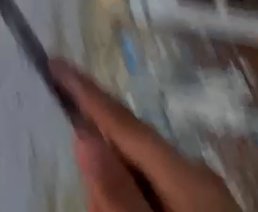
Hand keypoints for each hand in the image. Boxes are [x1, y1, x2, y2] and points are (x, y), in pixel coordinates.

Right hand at [53, 60, 238, 211]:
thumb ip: (117, 191)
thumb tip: (82, 136)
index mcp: (185, 173)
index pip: (124, 122)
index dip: (85, 91)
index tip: (53, 61)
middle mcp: (195, 174)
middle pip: (129, 151)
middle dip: (102, 177)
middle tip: (96, 210)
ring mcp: (203, 195)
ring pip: (140, 178)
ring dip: (117, 200)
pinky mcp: (203, 211)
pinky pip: (155, 197)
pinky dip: (136, 206)